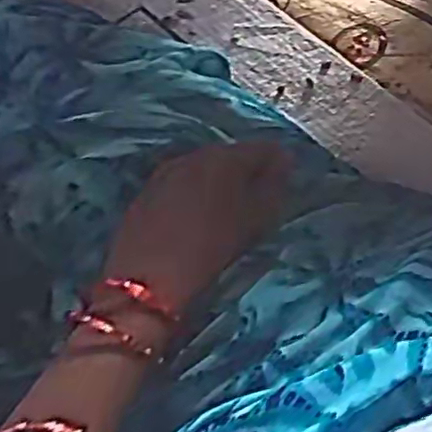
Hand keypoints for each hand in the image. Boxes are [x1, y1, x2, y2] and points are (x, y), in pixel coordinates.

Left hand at [100, 143, 291, 310]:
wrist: (145, 283)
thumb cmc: (213, 245)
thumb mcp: (261, 215)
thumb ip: (276, 183)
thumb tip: (282, 164)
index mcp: (228, 156)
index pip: (267, 147)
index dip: (281, 162)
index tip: (286, 180)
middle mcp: (196, 155)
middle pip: (234, 153)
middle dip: (249, 168)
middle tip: (260, 192)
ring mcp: (167, 172)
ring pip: (206, 166)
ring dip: (221, 179)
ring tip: (229, 203)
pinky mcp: (146, 193)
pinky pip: (184, 181)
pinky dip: (197, 190)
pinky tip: (200, 212)